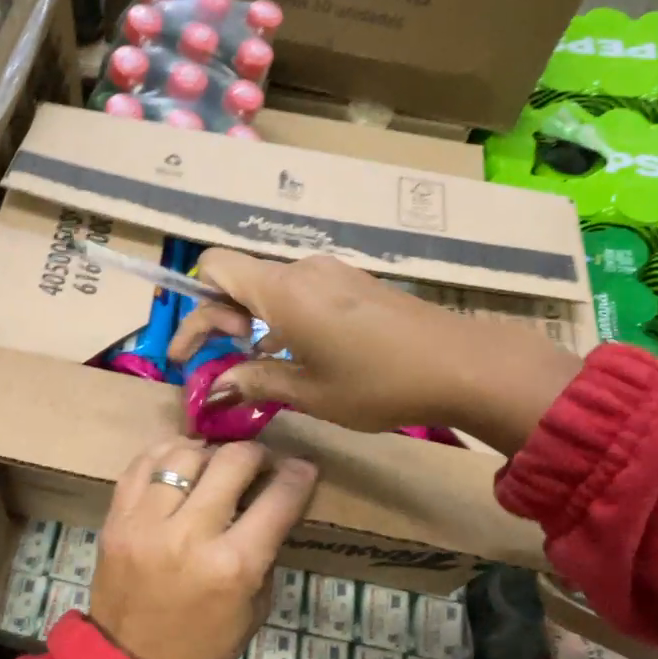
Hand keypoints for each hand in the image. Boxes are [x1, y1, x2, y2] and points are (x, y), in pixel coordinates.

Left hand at [88, 437, 318, 658]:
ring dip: (209, 451)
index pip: (278, 500)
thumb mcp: (254, 608)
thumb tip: (272, 502)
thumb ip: (265, 551)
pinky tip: (180, 460)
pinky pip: (141, 465)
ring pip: (184, 454)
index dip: (298, 476)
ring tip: (216, 462)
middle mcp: (189, 535)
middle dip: (256, 454)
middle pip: (231, 462)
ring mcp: (146, 523)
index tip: (303, 467)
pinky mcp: (116, 519)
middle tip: (260, 462)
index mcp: (233, 566)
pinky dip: (166, 454)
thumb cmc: (202, 646)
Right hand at [167, 250, 584, 454]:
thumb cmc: (378, 382)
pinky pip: (299, 292)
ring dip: (251, 322)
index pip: (214, 267)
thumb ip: (253, 382)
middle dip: (218, 320)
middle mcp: (302, 270)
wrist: (462, 364)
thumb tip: (210, 392)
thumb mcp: (309, 392)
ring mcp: (331, 273)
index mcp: (282, 291)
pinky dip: (281, 319)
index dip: (195, 306)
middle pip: (239, 279)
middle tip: (220, 364)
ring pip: (270, 287)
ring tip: (257, 365)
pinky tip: (296, 354)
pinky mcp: (353, 283)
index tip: (198, 351)